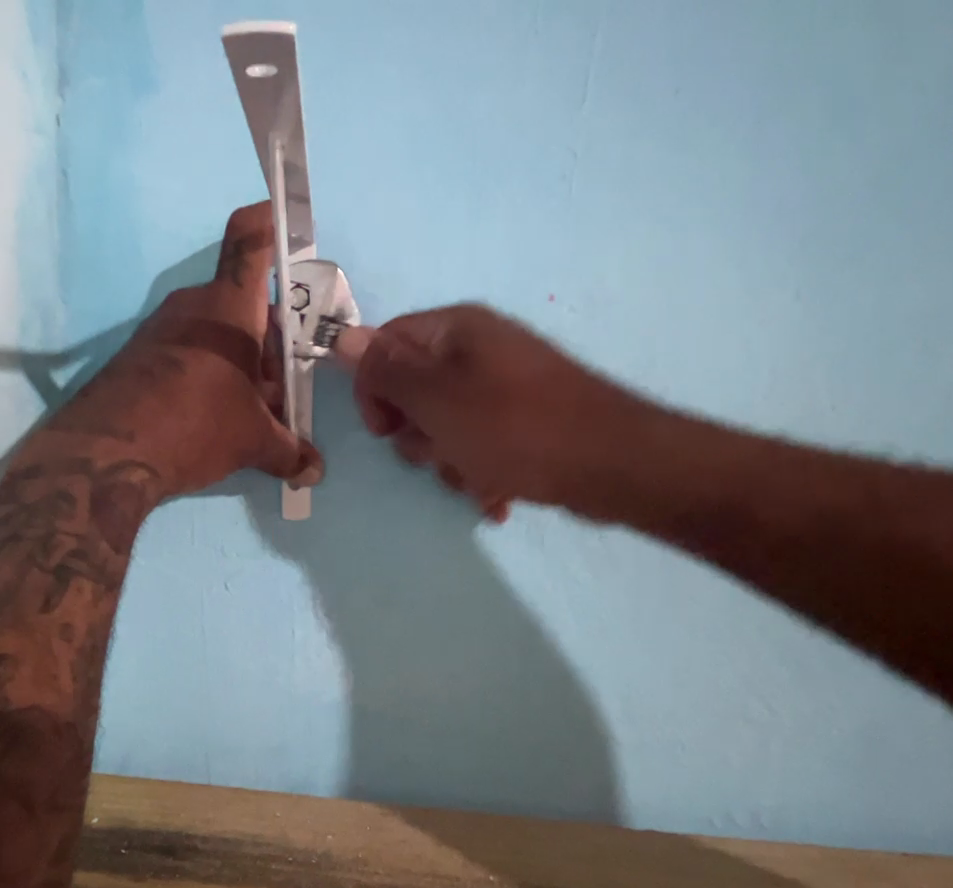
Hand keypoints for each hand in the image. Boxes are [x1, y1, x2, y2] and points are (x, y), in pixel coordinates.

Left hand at [40, 202, 321, 496]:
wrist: (106, 453)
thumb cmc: (195, 425)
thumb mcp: (252, 441)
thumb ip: (289, 450)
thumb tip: (315, 470)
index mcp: (230, 307)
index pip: (251, 238)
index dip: (272, 221)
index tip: (286, 224)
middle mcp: (193, 306)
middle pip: (244, 305)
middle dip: (270, 343)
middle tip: (281, 391)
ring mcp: (160, 329)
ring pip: (215, 333)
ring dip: (239, 365)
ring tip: (252, 415)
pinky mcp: (137, 356)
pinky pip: (187, 352)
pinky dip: (208, 375)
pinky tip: (213, 419)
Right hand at [344, 304, 652, 520]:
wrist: (610, 465)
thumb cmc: (513, 427)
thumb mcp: (435, 399)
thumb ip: (384, 370)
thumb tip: (342, 337)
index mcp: (456, 330)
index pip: (383, 346)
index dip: (373, 390)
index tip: (384, 431)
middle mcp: (477, 350)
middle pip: (411, 392)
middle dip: (418, 435)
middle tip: (441, 449)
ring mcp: (502, 387)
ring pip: (441, 427)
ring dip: (448, 460)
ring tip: (477, 474)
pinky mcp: (521, 422)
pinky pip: (476, 444)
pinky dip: (479, 470)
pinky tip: (496, 491)